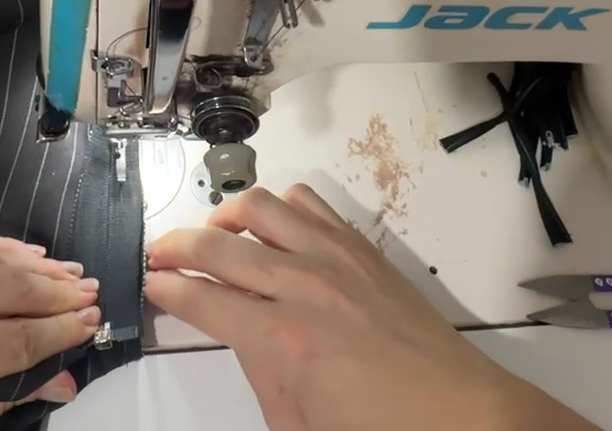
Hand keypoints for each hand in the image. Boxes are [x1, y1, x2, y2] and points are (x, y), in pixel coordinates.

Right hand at [147, 184, 594, 430]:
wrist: (461, 416)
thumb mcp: (297, 424)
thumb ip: (256, 369)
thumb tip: (234, 327)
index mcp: (281, 340)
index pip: (203, 299)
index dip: (167, 289)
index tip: (150, 282)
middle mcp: (301, 284)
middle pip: (218, 245)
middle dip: (176, 245)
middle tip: (159, 252)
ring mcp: (332, 255)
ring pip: (260, 206)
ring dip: (226, 215)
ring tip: (216, 232)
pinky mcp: (358, 244)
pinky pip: (308, 201)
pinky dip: (279, 205)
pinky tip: (273, 224)